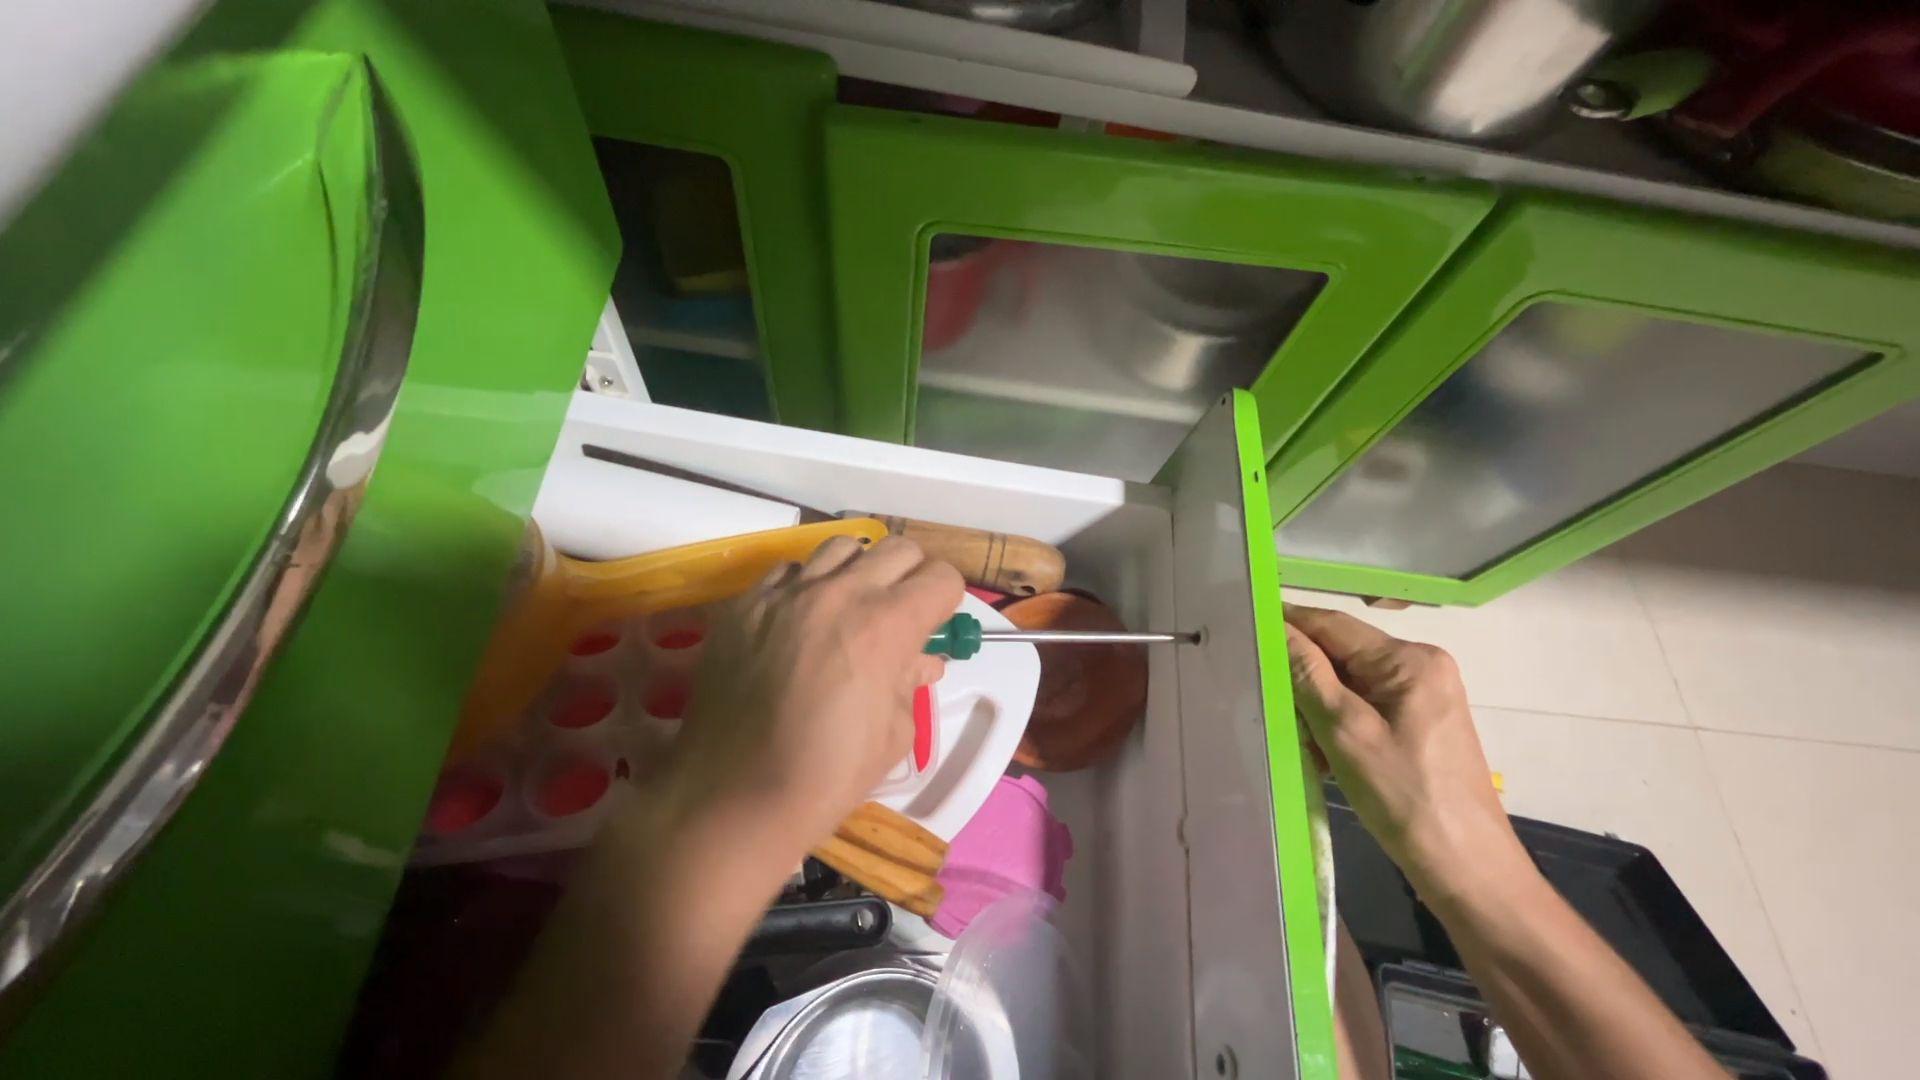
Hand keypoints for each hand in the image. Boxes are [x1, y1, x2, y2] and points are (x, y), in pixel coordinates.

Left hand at [661, 535, 963, 858]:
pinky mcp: (746, 604)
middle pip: (897, 549)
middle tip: (901, 614)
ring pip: (841, 547)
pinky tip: (799, 621)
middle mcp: (839, 593)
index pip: (941, 577)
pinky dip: (806, 586)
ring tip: (849, 607)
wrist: (734, 796)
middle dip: (910, 577)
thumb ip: (910, 682)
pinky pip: (787, 572)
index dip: (946, 602)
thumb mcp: (893, 735)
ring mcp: (786, 593)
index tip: (935, 624)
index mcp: (886, 625)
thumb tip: (921, 660)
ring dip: (858, 571)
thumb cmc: (827, 776)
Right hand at [1284, 605, 1527, 907]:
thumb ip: (1307, 673)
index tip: (1242, 623)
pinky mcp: (1420, 721)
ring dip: (1315, 701)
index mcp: (1409, 659)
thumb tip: (1275, 627)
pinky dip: (1336, 719)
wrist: (1463, 865)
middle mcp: (1421, 665)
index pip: (1333, 624)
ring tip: (1291, 731)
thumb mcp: (1344, 730)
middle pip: (1341, 651)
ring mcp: (1423, 694)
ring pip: (1348, 680)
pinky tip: (1319, 749)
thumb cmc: (1403, 794)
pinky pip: (1364, 704)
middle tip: (1257, 687)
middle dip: (1300, 671)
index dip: (1287, 621)